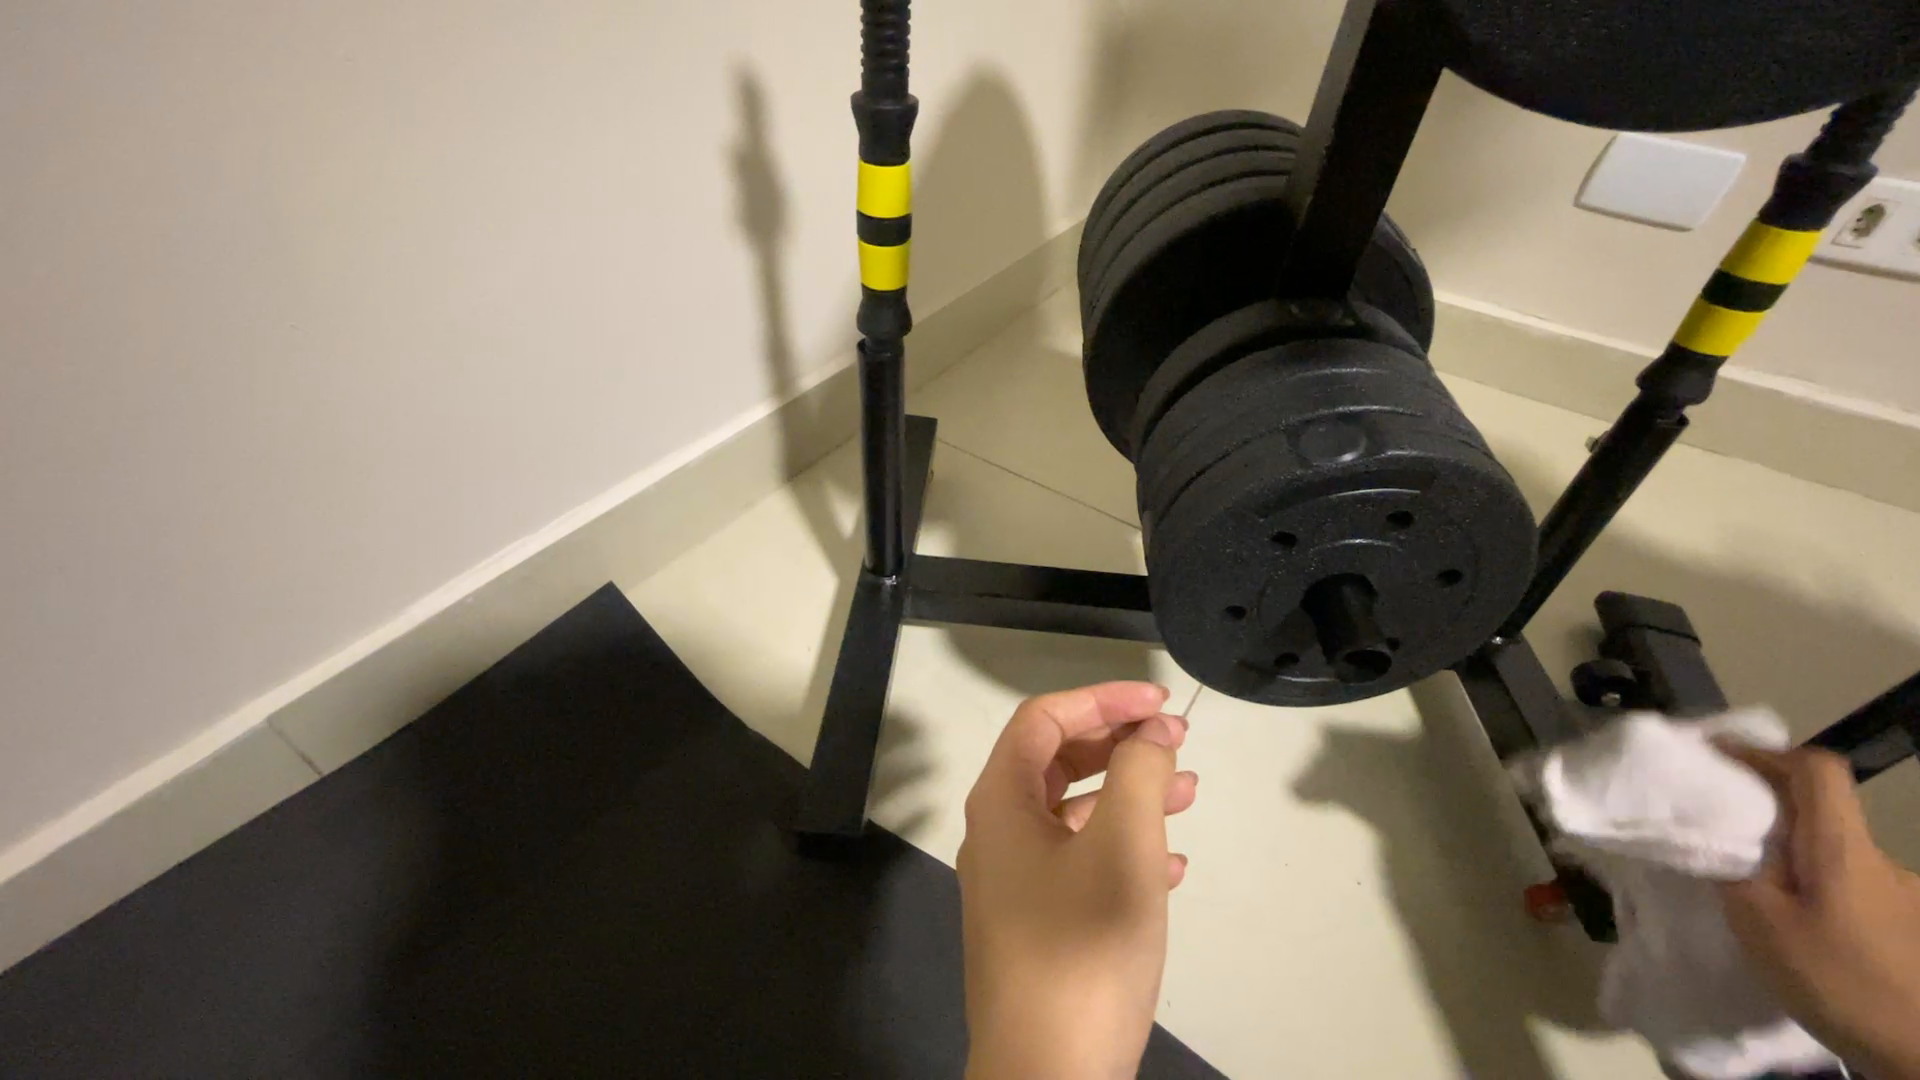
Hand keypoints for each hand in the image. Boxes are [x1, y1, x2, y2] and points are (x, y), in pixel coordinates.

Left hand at [958, 683, 1197, 1079]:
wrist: (1046, 1077)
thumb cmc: (1083, 948)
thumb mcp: (1124, 848)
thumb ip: (1139, 774)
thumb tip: (1151, 731)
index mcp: (1001, 801)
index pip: (1044, 718)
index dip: (1101, 699)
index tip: (1160, 702)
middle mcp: (998, 831)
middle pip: (1056, 760)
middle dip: (1118, 743)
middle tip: (1178, 741)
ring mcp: (1014, 880)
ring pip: (1073, 812)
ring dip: (1129, 794)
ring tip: (1189, 792)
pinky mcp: (1035, 922)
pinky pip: (1078, 861)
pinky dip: (1122, 848)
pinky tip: (1171, 866)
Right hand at [1719, 745, 1919, 1079]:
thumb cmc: (1837, 978)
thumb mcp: (1760, 920)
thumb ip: (1734, 864)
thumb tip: (1717, 830)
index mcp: (1841, 848)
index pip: (1816, 769)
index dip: (1764, 752)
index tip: (1714, 758)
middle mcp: (1877, 861)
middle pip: (1818, 809)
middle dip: (1762, 806)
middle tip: (1710, 824)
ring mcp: (1899, 895)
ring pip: (1828, 849)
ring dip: (1784, 852)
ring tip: (1740, 880)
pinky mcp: (1905, 926)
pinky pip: (1844, 883)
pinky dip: (1806, 884)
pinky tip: (1786, 919)